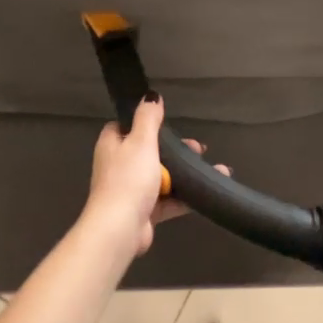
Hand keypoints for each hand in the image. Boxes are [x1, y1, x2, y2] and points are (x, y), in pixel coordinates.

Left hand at [82, 95, 226, 255]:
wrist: (121, 227)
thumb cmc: (129, 179)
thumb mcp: (141, 141)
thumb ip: (148, 118)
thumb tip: (150, 95)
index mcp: (112, 145)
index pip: (125, 127)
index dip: (144, 123)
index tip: (167, 123)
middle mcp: (118, 166)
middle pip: (149, 152)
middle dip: (174, 151)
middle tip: (198, 148)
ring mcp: (131, 190)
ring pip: (161, 177)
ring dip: (184, 174)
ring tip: (211, 169)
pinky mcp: (144, 211)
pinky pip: (167, 200)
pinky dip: (184, 196)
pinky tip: (205, 192)